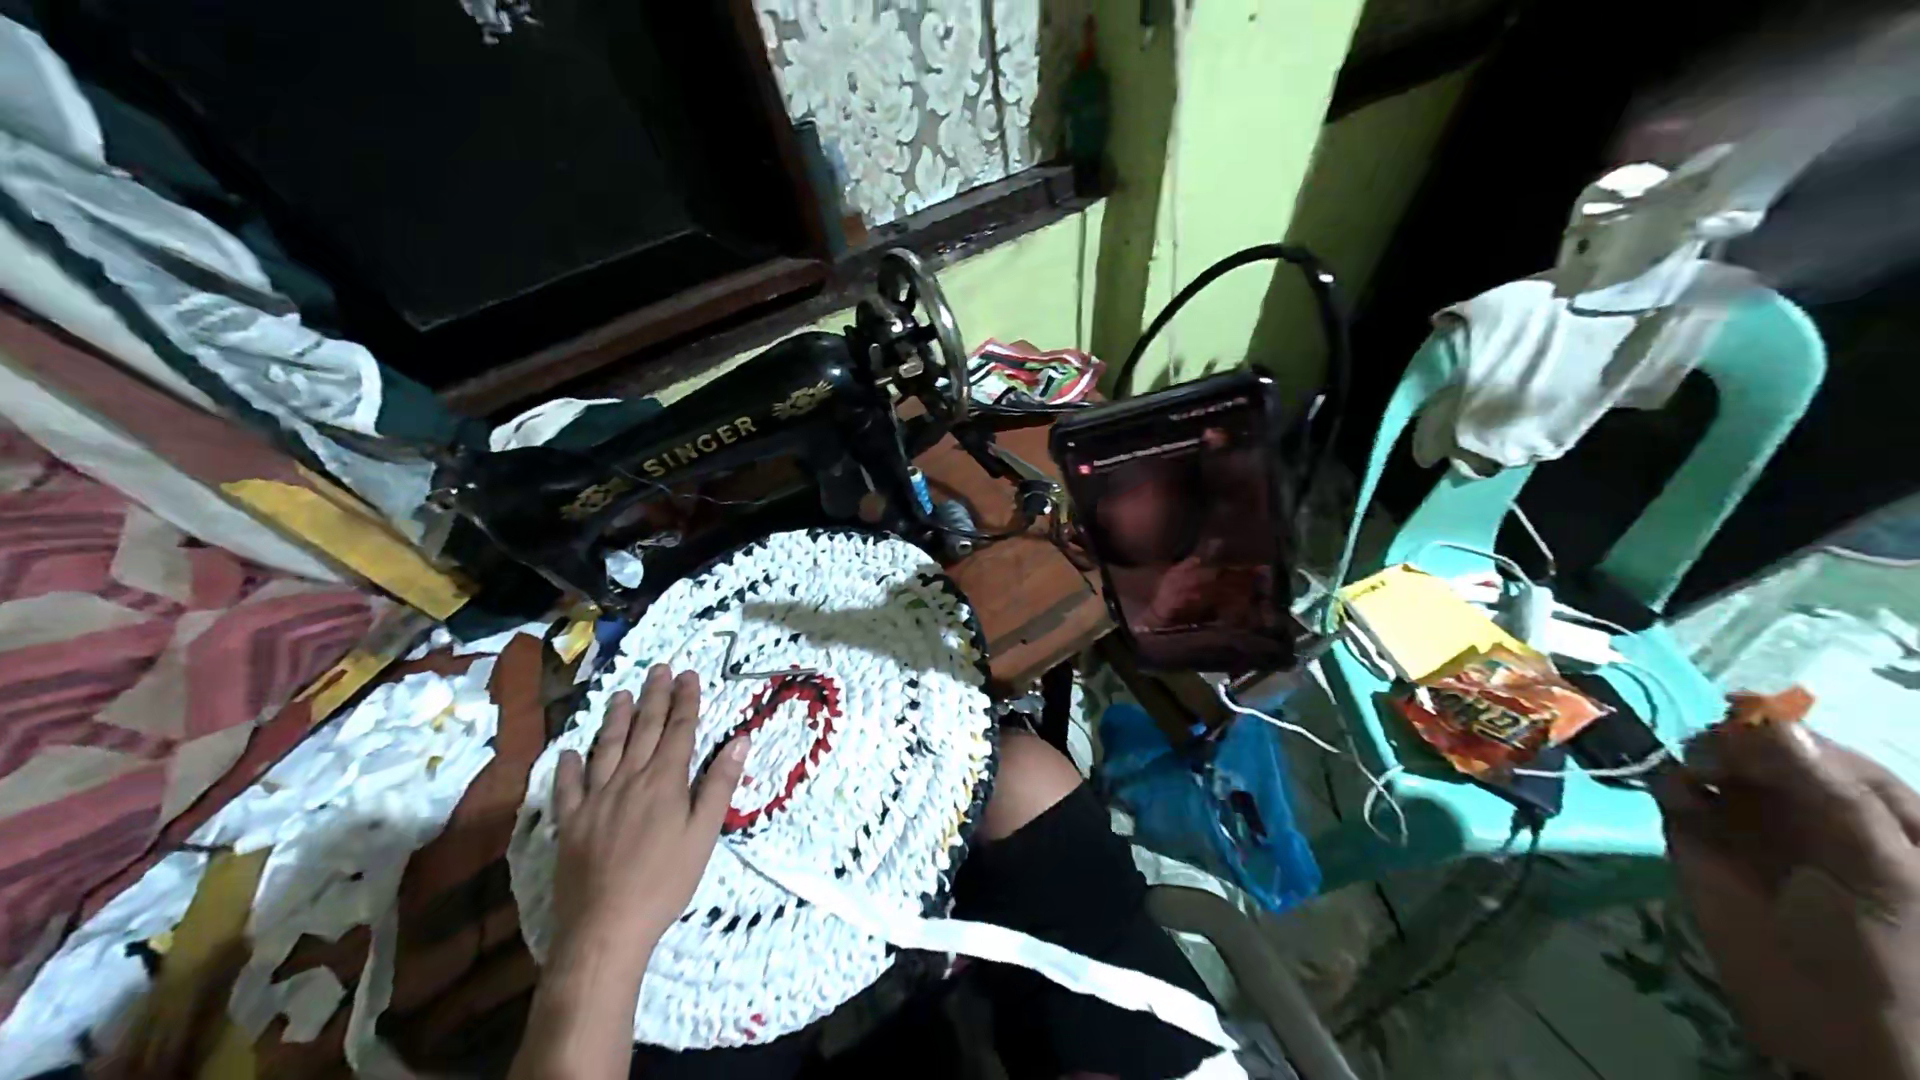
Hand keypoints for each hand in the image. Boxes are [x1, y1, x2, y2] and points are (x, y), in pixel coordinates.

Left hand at [550, 665, 747, 967]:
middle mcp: (629, 780)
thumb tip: (740, 740)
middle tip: (659, 669)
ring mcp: (595, 800)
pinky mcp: (570, 823)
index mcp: (664, 781)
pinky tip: (570, 752)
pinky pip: (567, 788)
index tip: (689, 675)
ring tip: (621, 693)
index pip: (679, 730)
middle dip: (654, 697)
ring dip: (616, 719)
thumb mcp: (704, 833)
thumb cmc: (666, 880)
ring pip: (606, 748)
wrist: (606, 927)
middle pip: (644, 730)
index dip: (685, 700)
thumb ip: (719, 784)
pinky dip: (569, 767)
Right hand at [1657, 721, 1919, 1079]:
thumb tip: (1771, 723)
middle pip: (1758, 751)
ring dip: (1694, 759)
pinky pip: (1676, 795)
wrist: (1838, 1033)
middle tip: (1710, 755)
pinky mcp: (1695, 838)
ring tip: (1692, 776)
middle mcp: (1807, 809)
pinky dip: (1667, 784)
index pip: (1823, 750)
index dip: (1782, 731)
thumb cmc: (1893, 955)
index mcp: (1874, 813)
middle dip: (1729, 742)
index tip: (1738, 719)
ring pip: (1710, 766)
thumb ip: (1832, 796)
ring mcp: (1747, 823)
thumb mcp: (1885, 873)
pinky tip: (1673, 794)